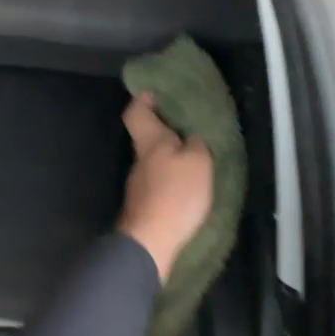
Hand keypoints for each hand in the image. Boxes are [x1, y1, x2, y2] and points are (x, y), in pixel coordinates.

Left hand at [117, 94, 212, 281]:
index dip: (144, 99)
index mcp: (150, 142)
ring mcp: (138, 185)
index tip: (156, 93)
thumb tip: (191, 136)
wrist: (149, 243)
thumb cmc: (175, 195)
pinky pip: (158, 183)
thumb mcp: (198, 162)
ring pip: (153, 162)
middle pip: (146, 137)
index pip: (137, 112)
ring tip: (195, 159)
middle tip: (190, 127)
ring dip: (170, 158)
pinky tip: (187, 188)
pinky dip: (170, 180)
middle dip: (164, 130)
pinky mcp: (143, 207)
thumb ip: (195, 144)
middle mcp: (139, 160)